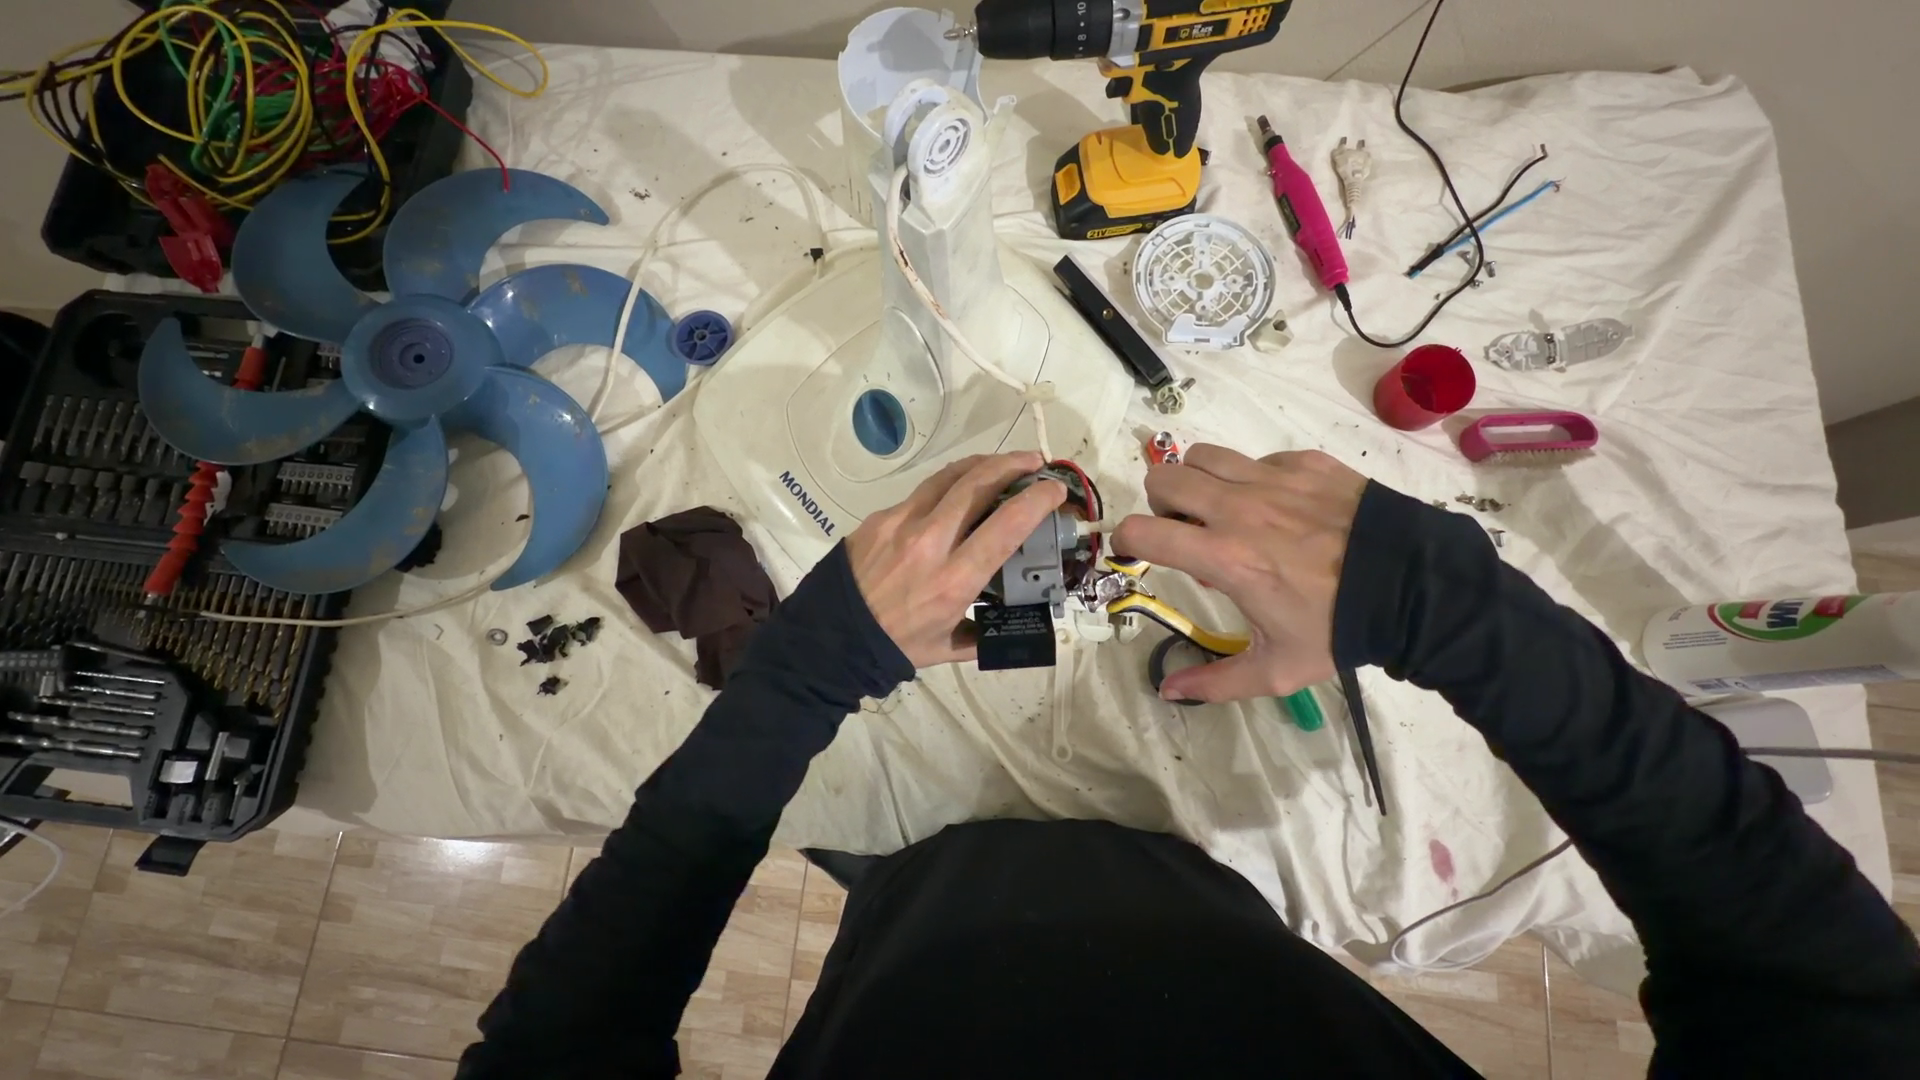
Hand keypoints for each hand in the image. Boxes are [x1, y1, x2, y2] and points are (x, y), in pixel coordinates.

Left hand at [846, 452, 1066, 667]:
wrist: (831, 637)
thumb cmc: (897, 646)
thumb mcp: (951, 646)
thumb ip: (990, 632)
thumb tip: (1022, 624)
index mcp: (955, 579)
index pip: (1006, 525)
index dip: (1037, 500)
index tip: (1055, 490)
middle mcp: (931, 542)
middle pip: (978, 483)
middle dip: (1013, 464)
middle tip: (1035, 463)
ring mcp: (901, 523)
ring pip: (950, 477)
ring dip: (983, 464)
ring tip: (1004, 464)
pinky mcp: (880, 517)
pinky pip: (923, 492)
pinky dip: (949, 485)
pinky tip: (959, 491)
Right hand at [1112, 446, 1366, 702]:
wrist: (1421, 589)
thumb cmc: (1341, 629)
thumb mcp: (1276, 668)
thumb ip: (1215, 682)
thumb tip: (1167, 693)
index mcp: (1225, 557)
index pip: (1142, 530)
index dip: (1125, 540)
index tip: (1134, 552)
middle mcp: (1239, 508)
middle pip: (1163, 478)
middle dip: (1159, 504)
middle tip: (1182, 530)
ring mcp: (1274, 479)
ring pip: (1202, 456)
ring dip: (1197, 481)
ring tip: (1219, 509)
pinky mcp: (1306, 463)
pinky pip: (1256, 458)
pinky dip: (1250, 478)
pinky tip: (1275, 506)